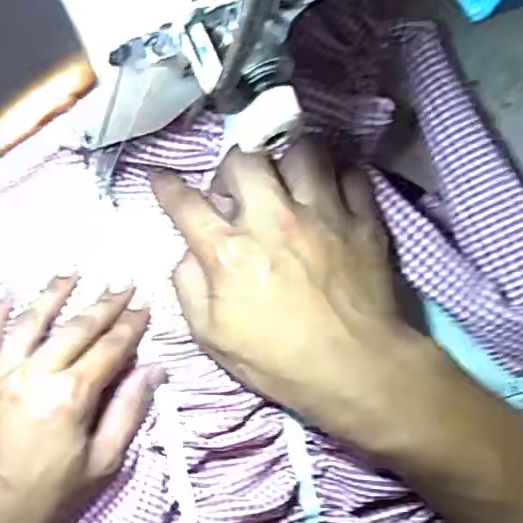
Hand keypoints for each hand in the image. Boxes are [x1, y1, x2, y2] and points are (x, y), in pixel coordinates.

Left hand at [0, 277, 162, 522]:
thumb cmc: (47, 499)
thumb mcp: (101, 464)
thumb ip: (127, 412)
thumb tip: (152, 371)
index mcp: (69, 396)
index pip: (108, 349)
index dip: (130, 326)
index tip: (144, 306)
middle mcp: (33, 373)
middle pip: (75, 328)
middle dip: (102, 304)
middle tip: (121, 283)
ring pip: (30, 321)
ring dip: (53, 295)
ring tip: (71, 274)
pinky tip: (9, 296)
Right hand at [150, 141, 444, 451]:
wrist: (354, 370)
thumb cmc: (278, 362)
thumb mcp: (212, 338)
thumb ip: (190, 289)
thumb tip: (188, 254)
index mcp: (229, 252)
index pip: (187, 204)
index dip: (167, 187)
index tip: (160, 178)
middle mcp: (273, 219)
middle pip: (244, 161)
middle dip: (231, 170)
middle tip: (236, 192)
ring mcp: (322, 214)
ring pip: (301, 152)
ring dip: (286, 164)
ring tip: (287, 185)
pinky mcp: (362, 220)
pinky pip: (349, 173)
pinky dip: (336, 178)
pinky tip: (330, 196)